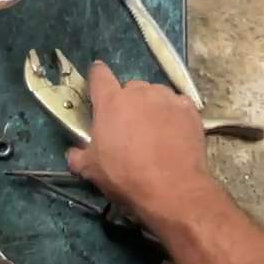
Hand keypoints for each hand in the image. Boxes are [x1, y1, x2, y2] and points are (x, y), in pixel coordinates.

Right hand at [66, 62, 218, 221]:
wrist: (171, 187)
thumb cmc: (125, 175)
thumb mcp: (90, 170)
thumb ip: (78, 156)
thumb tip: (74, 153)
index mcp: (111, 102)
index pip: (99, 76)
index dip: (97, 77)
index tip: (97, 82)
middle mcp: (140, 93)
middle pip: (130, 88)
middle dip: (126, 103)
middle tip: (126, 127)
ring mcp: (167, 98)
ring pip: (154, 95)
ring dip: (150, 107)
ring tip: (152, 132)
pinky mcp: (189, 109)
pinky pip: (176, 106)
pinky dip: (171, 115)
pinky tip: (171, 134)